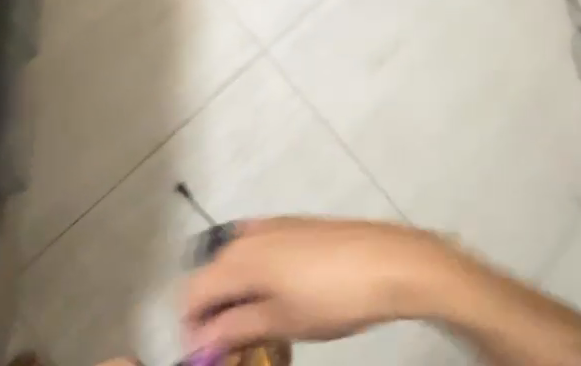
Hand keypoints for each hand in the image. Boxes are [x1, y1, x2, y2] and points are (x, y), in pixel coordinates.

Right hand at [181, 217, 460, 353]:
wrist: (387, 261)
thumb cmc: (331, 296)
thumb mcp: (282, 321)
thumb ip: (235, 328)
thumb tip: (202, 339)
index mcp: (237, 258)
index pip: (193, 292)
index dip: (194, 328)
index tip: (209, 356)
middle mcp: (246, 235)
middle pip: (214, 278)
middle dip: (219, 316)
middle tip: (238, 350)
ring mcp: (270, 227)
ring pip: (238, 267)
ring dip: (240, 302)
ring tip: (265, 335)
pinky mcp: (293, 227)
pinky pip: (260, 256)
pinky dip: (260, 283)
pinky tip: (284, 305)